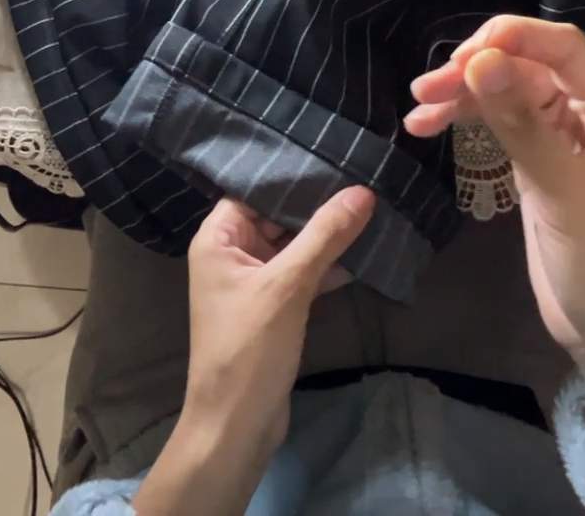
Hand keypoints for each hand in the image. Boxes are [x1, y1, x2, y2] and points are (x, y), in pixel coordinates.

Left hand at [134, 188, 374, 515]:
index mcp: (217, 239)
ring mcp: (249, 283)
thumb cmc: (250, 348)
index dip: (290, 176)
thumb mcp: (289, 286)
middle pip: (274, 216)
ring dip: (323, 238)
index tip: (331, 157)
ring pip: (290, 246)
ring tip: (367, 213)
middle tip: (359, 181)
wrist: (236, 427)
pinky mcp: (269, 309)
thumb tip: (363, 192)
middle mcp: (229, 254)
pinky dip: (323, 268)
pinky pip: (297, 274)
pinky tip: (359, 258)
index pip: (253, 190)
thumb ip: (325, 236)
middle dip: (314, 206)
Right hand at [406, 16, 584, 471]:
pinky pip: (499, 128)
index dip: (514, 37)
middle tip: (425, 88)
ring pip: (507, 96)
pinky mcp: (537, 170)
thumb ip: (522, 124)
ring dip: (462, 94)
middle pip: (527, 68)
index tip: (460, 56)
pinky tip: (428, 127)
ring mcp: (560, 145)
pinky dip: (465, 122)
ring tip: (417, 106)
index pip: (563, 49)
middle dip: (475, 69)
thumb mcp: (565, 194)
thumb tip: (480, 59)